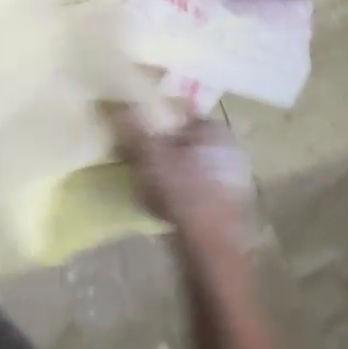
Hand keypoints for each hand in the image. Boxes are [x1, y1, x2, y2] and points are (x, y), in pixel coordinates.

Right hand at [101, 101, 246, 233]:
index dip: (155, 110)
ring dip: (165, 166)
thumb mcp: (149, 154)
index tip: (133, 118)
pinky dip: (175, 186)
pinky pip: (193, 184)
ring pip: (187, 162)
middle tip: (134, 148)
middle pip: (184, 136)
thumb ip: (133, 124)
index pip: (181, 108)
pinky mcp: (225, 204)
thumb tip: (117, 99)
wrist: (211, 249)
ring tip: (142, 177)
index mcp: (215, 131)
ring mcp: (230, 179)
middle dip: (158, 141)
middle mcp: (229, 150)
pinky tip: (158, 200)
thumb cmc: (182, 193)